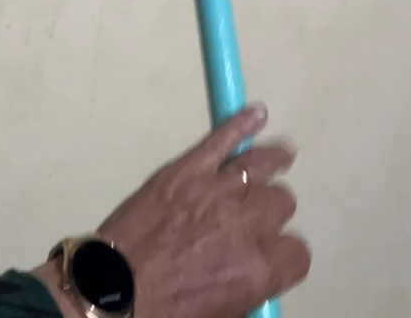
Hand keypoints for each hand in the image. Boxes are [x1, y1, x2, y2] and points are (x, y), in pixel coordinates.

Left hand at [35, 104, 308, 317]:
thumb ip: (250, 282)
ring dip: (273, 161)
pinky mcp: (186, 169)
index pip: (296, 253)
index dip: (285, 253)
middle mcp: (243, 227)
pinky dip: (240, 124)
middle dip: (272, 212)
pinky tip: (257, 113)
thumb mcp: (224, 310)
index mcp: (256, 271)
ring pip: (258, 168)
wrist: (115, 288)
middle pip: (279, 204)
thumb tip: (259, 266)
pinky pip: (220, 141)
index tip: (273, 251)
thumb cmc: (168, 308)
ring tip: (283, 154)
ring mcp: (214, 192)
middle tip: (258, 214)